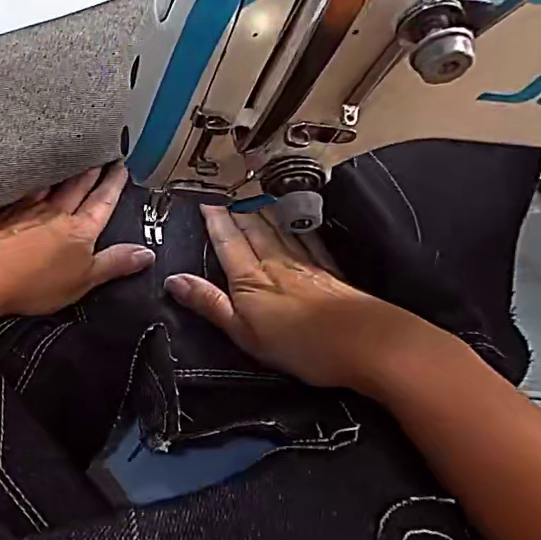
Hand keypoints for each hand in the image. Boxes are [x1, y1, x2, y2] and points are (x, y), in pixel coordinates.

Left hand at [0, 164, 154, 317]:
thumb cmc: (32, 280)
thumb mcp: (84, 280)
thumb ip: (115, 264)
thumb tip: (145, 255)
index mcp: (79, 229)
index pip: (102, 202)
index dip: (114, 185)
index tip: (121, 169)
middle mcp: (54, 214)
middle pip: (77, 187)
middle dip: (92, 173)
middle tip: (101, 158)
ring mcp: (25, 212)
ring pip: (50, 187)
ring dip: (63, 175)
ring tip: (70, 163)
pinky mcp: (0, 217)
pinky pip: (21, 194)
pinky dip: (30, 186)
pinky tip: (28, 184)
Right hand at [165, 205, 469, 397]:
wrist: (364, 343)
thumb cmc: (302, 345)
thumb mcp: (244, 333)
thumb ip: (210, 304)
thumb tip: (175, 281)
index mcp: (252, 279)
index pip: (228, 242)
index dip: (215, 222)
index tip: (205, 203)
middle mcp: (277, 264)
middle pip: (253, 230)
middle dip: (237, 210)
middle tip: (226, 194)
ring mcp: (305, 264)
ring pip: (278, 230)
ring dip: (262, 211)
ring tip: (252, 197)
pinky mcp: (328, 271)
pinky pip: (305, 238)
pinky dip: (295, 225)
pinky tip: (294, 219)